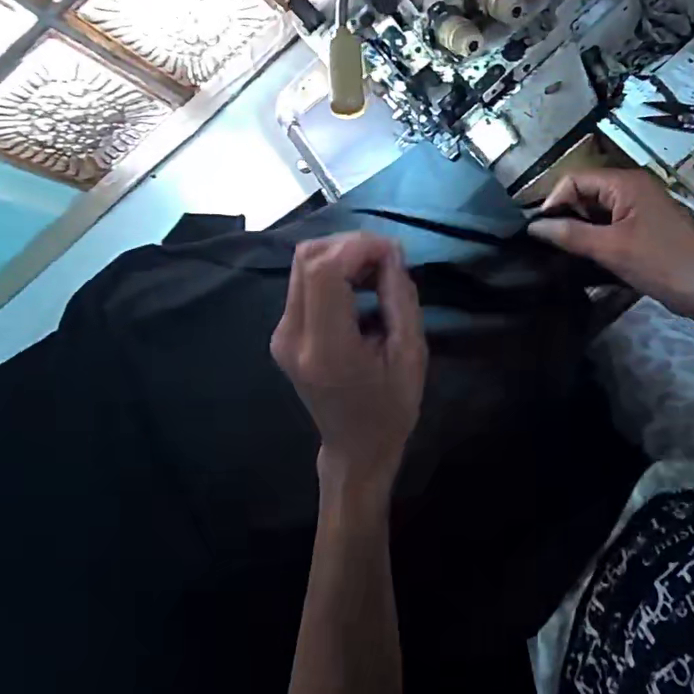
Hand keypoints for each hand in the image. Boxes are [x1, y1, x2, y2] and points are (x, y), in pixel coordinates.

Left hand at [271, 233, 428, 500]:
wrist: (355, 448)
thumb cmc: (391, 409)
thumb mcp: (411, 355)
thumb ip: (400, 299)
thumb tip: (389, 253)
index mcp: (326, 349)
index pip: (324, 271)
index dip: (358, 247)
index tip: (393, 252)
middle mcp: (292, 337)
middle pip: (308, 258)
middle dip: (351, 245)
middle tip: (388, 259)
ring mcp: (282, 333)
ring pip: (304, 263)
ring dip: (343, 255)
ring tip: (378, 272)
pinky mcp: (283, 330)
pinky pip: (305, 280)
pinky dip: (334, 269)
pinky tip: (360, 285)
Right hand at [527, 168, 693, 320]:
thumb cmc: (662, 264)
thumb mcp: (610, 249)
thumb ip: (569, 235)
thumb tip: (534, 226)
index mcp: (626, 182)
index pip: (574, 179)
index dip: (554, 202)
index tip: (541, 232)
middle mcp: (633, 187)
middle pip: (585, 192)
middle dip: (567, 216)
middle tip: (553, 245)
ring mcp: (642, 206)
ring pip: (597, 210)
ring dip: (582, 229)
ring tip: (568, 254)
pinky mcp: (646, 226)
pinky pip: (611, 224)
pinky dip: (598, 238)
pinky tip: (590, 258)